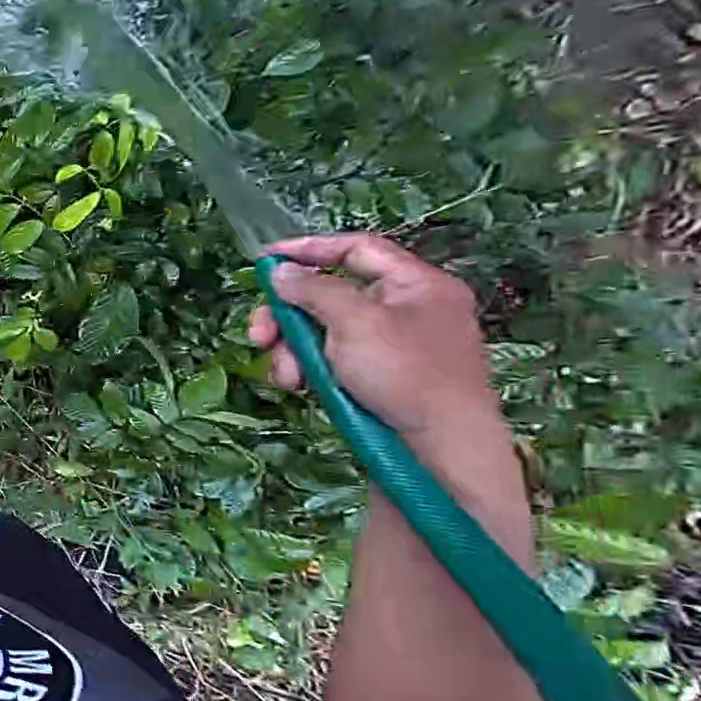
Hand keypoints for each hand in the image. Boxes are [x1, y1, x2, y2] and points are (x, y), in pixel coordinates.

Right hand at [248, 233, 501, 441]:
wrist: (441, 451)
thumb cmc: (406, 375)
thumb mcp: (356, 323)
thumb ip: (314, 290)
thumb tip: (279, 271)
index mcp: (415, 285)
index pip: (355, 249)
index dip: (307, 249)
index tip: (264, 261)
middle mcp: (402, 310)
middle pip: (328, 295)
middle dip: (287, 315)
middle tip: (259, 334)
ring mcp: (388, 346)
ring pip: (321, 332)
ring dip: (292, 350)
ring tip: (284, 374)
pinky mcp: (374, 378)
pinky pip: (330, 360)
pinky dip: (308, 370)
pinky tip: (298, 385)